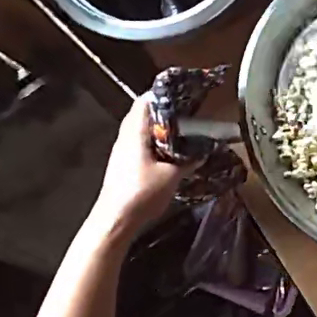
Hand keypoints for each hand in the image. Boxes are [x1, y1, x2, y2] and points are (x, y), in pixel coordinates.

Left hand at [92, 92, 186, 233]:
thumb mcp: (171, 176)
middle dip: (165, 113)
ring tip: (182, 133)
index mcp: (134, 131)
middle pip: (143, 114)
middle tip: (187, 115)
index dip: (163, 95)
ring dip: (160, 129)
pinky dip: (154, 143)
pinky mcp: (122, 164)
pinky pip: (139, 144)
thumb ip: (187, 161)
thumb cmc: (141, 194)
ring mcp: (121, 150)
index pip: (145, 100)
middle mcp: (125, 136)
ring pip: (141, 130)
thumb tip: (202, 152)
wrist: (114, 221)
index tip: (183, 97)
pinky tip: (168, 154)